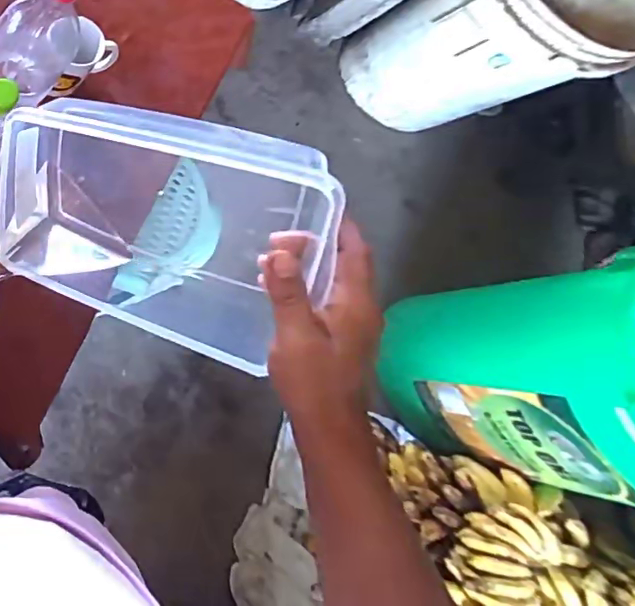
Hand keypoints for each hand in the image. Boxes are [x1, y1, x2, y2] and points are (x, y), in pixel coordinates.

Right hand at [262, 220, 382, 426]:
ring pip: (335, 280)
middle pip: (345, 263)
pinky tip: (280, 285)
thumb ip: (289, 291)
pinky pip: (326, 296)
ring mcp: (353, 324)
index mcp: (356, 303)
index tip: (322, 205)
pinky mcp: (341, 336)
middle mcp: (361, 309)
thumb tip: (283, 251)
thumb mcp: (295, 333)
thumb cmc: (314, 380)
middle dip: (315, 244)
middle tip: (278, 237)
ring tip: (273, 255)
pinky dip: (306, 282)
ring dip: (308, 263)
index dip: (342, 227)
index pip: (356, 253)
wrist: (329, 429)